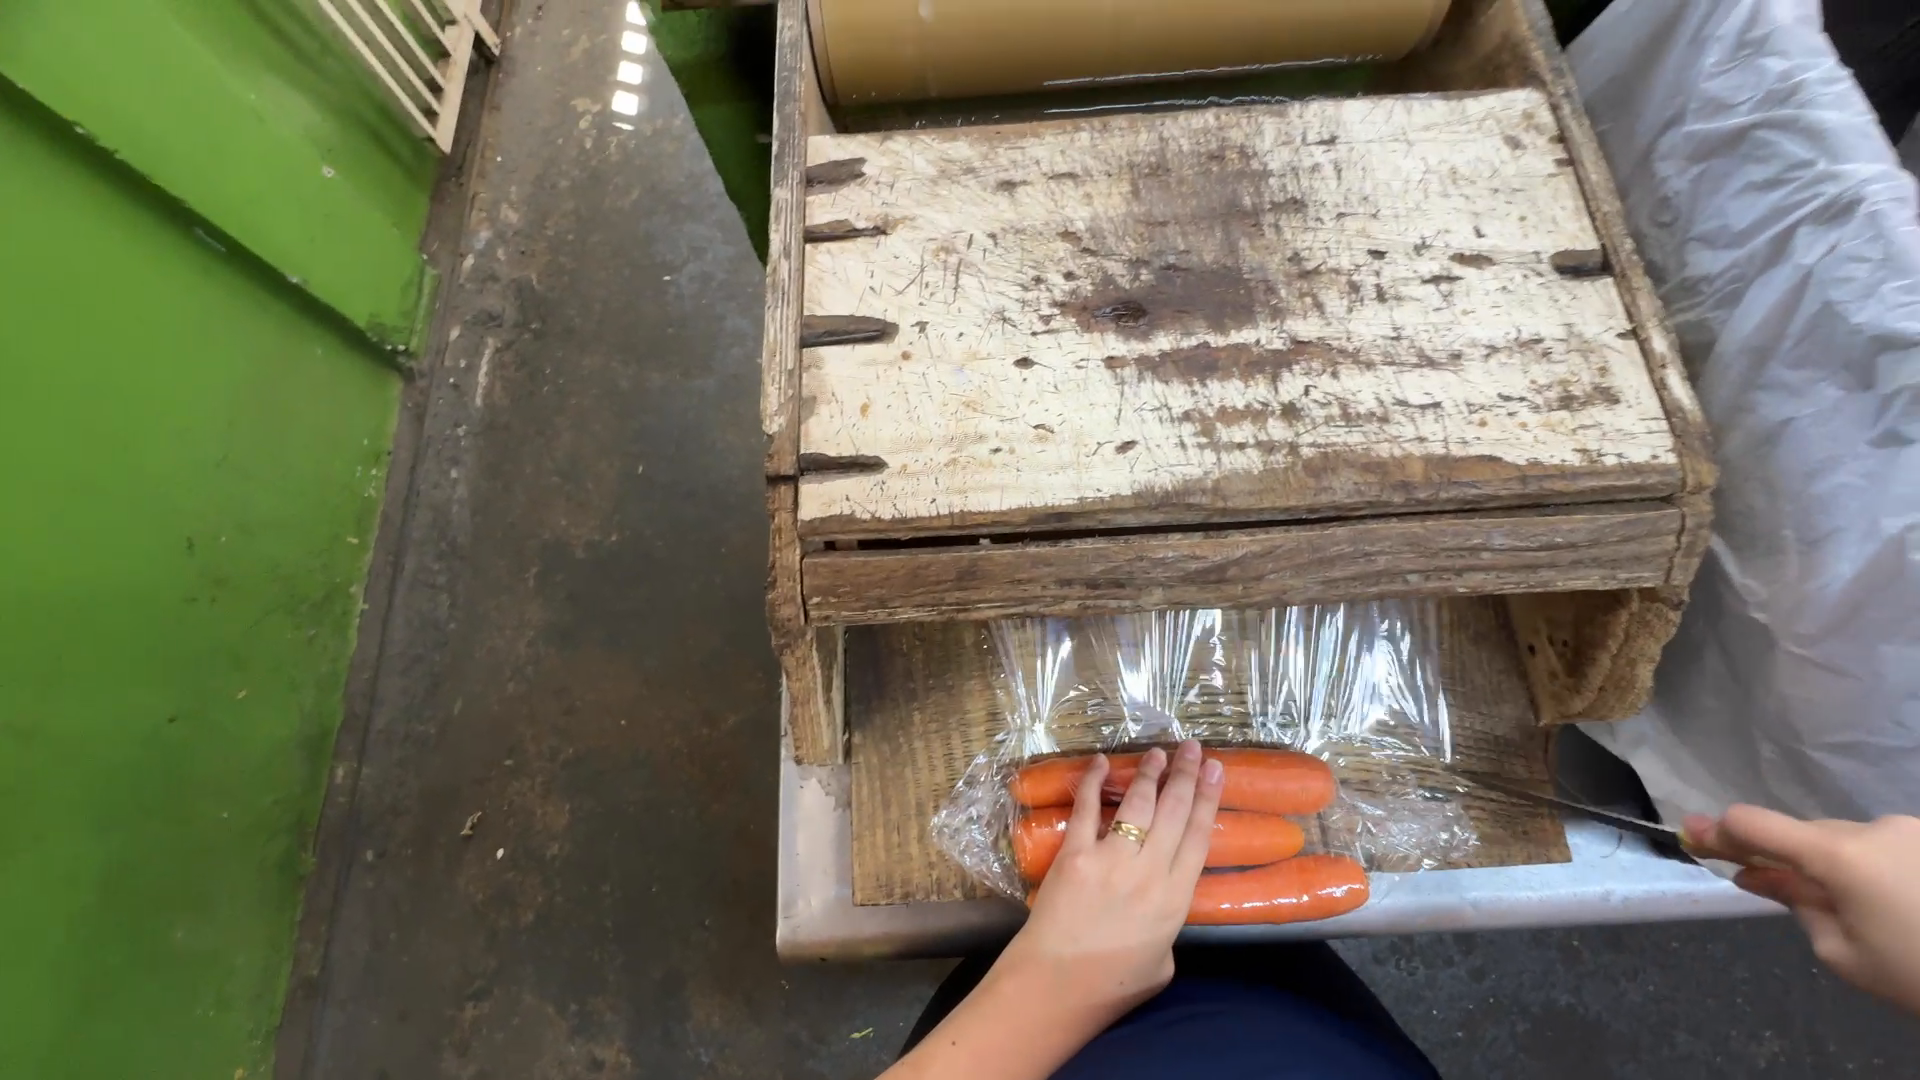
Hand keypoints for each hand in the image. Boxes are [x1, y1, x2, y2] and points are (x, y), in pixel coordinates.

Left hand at [996, 741, 1225, 1029]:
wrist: (1058, 985)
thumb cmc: (1113, 983)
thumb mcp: (1163, 961)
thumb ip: (1170, 925)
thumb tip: (1163, 896)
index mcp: (1175, 900)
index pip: (1198, 837)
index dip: (1209, 800)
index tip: (1216, 770)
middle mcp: (1148, 873)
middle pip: (1174, 813)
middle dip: (1186, 776)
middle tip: (1192, 748)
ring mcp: (1111, 860)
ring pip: (1137, 805)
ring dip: (1150, 774)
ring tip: (1159, 752)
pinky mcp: (1075, 855)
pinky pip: (1087, 809)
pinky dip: (1092, 781)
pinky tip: (1101, 762)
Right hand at [1684, 805, 1919, 1014]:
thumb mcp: (1845, 954)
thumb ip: (1796, 903)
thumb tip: (1761, 876)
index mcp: (1840, 854)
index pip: (1752, 822)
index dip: (1717, 831)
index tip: (1691, 838)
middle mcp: (1876, 830)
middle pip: (1804, 833)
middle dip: (1786, 857)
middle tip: (1768, 884)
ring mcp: (1918, 835)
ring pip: (1850, 841)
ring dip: (1836, 865)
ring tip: (1857, 906)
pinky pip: (1890, 849)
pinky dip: (1876, 870)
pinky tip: (1895, 902)